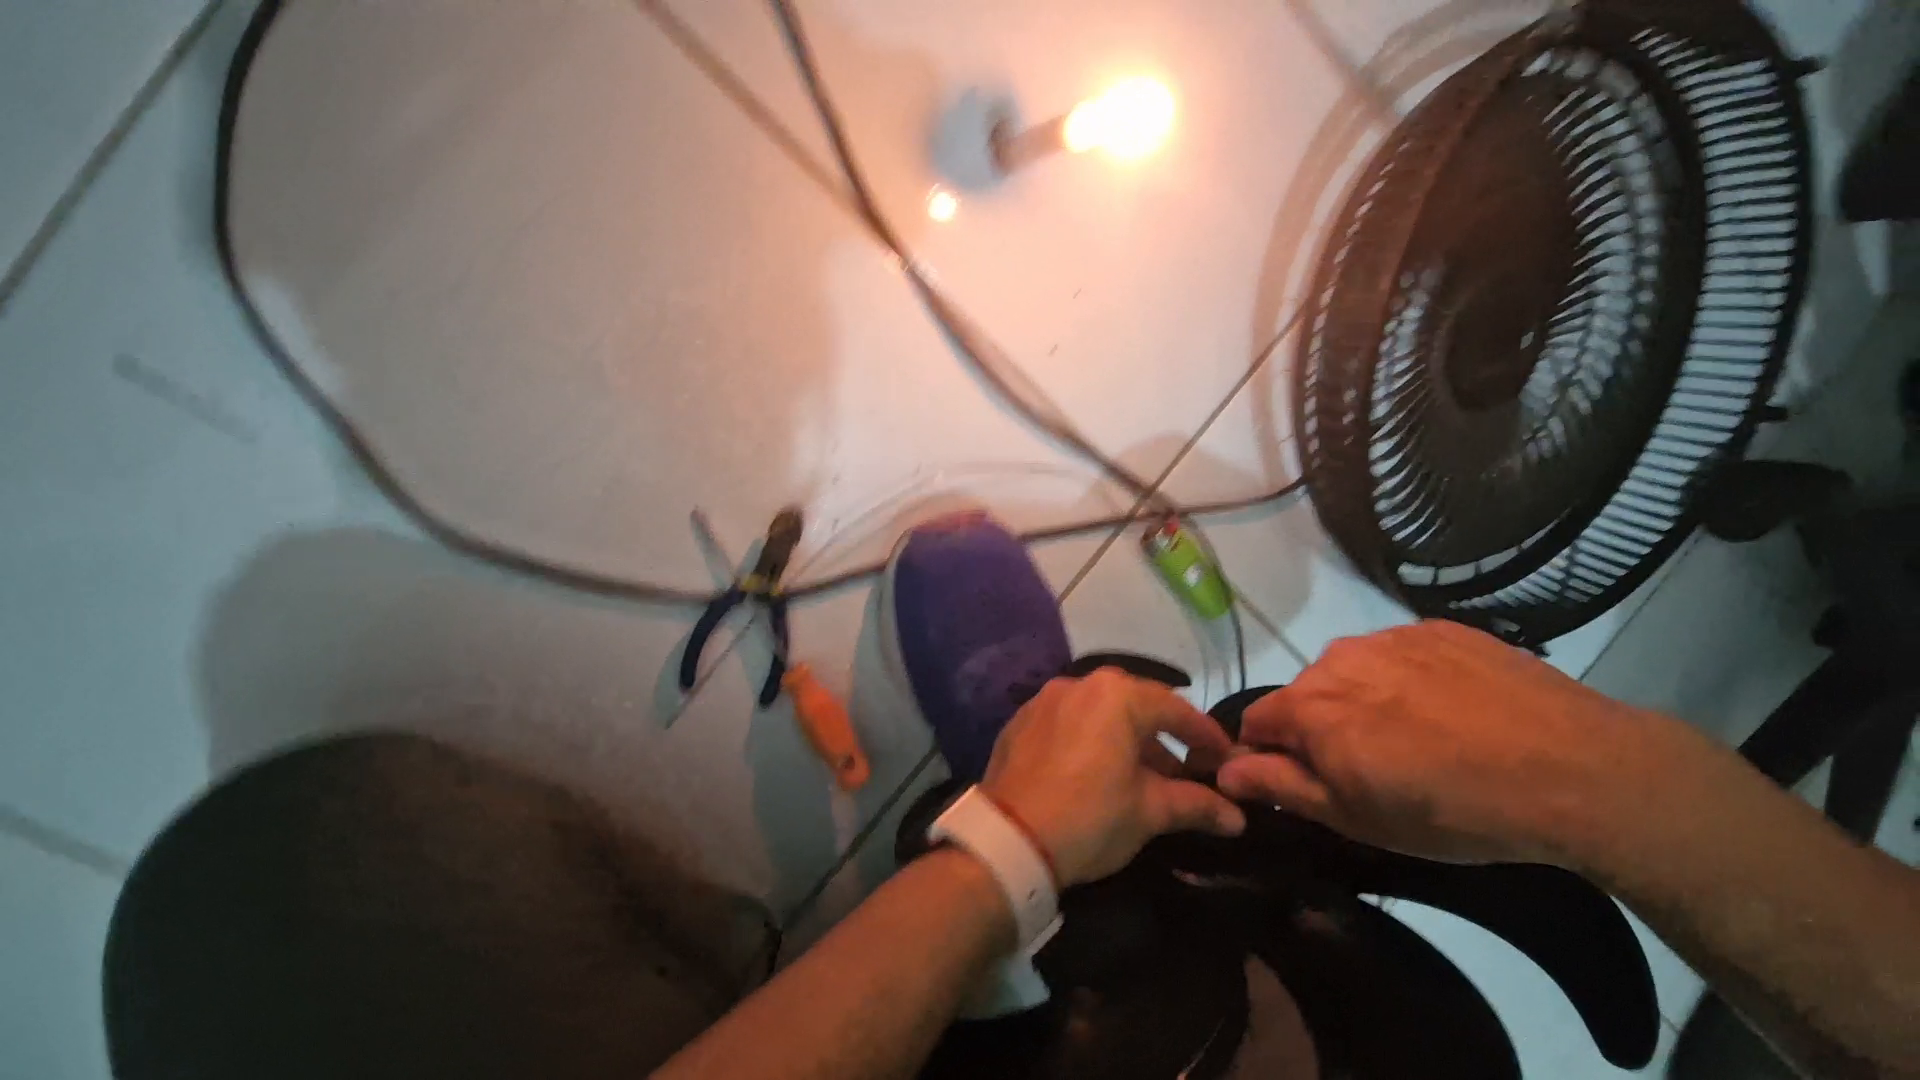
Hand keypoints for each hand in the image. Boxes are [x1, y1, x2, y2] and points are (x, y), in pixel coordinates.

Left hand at [981, 669, 1246, 887]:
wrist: (1009, 841)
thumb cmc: (1090, 818)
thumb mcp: (1149, 812)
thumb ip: (1196, 804)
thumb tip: (1236, 817)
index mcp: (1117, 695)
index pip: (1176, 710)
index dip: (1206, 737)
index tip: (1226, 761)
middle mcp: (1080, 684)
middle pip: (1136, 706)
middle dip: (1164, 739)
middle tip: (1186, 772)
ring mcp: (1045, 700)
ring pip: (1100, 714)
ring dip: (1126, 741)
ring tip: (1143, 780)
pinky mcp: (1020, 722)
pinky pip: (1068, 724)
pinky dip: (1090, 742)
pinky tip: (1097, 775)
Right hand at [1216, 621, 1670, 865]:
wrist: (1577, 771)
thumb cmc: (1453, 810)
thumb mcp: (1357, 817)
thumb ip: (1282, 785)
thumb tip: (1224, 768)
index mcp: (1310, 706)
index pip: (1255, 721)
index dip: (1268, 754)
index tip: (1304, 782)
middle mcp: (1338, 659)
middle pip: (1305, 694)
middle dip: (1321, 727)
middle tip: (1373, 769)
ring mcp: (1392, 637)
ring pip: (1353, 671)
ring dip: (1364, 700)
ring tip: (1419, 738)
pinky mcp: (1440, 629)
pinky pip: (1400, 655)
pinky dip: (1409, 681)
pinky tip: (1452, 712)